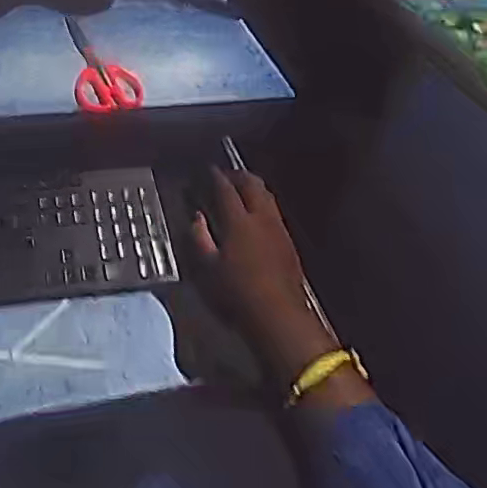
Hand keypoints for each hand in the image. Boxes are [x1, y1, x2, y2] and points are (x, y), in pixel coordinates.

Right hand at [189, 167, 337, 375]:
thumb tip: (197, 219)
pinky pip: (274, 213)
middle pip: (254, 185)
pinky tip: (255, 215)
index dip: (217, 176)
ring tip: (241, 190)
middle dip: (239, 175)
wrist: (279, 317)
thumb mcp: (208, 266)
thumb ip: (200, 237)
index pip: (227, 189)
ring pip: (268, 197)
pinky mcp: (289, 244)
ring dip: (253, 188)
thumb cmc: (238, 292)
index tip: (210, 170)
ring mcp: (279, 230)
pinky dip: (262, 204)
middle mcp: (262, 220)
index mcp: (239, 222)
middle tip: (227, 175)